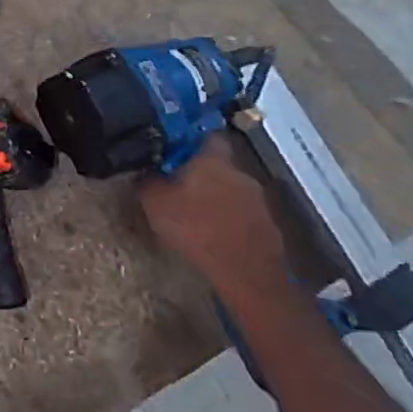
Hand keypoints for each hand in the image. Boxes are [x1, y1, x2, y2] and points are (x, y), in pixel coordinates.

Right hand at [137, 136, 288, 298]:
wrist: (248, 276)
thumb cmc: (197, 229)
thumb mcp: (155, 202)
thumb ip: (147, 180)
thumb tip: (143, 168)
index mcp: (213, 160)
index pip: (206, 135)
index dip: (190, 140)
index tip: (173, 150)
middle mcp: (240, 173)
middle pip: (218, 164)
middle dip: (200, 172)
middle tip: (178, 184)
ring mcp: (259, 201)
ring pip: (230, 189)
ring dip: (215, 197)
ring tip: (194, 214)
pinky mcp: (269, 227)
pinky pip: (242, 214)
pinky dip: (229, 219)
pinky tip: (214, 235)